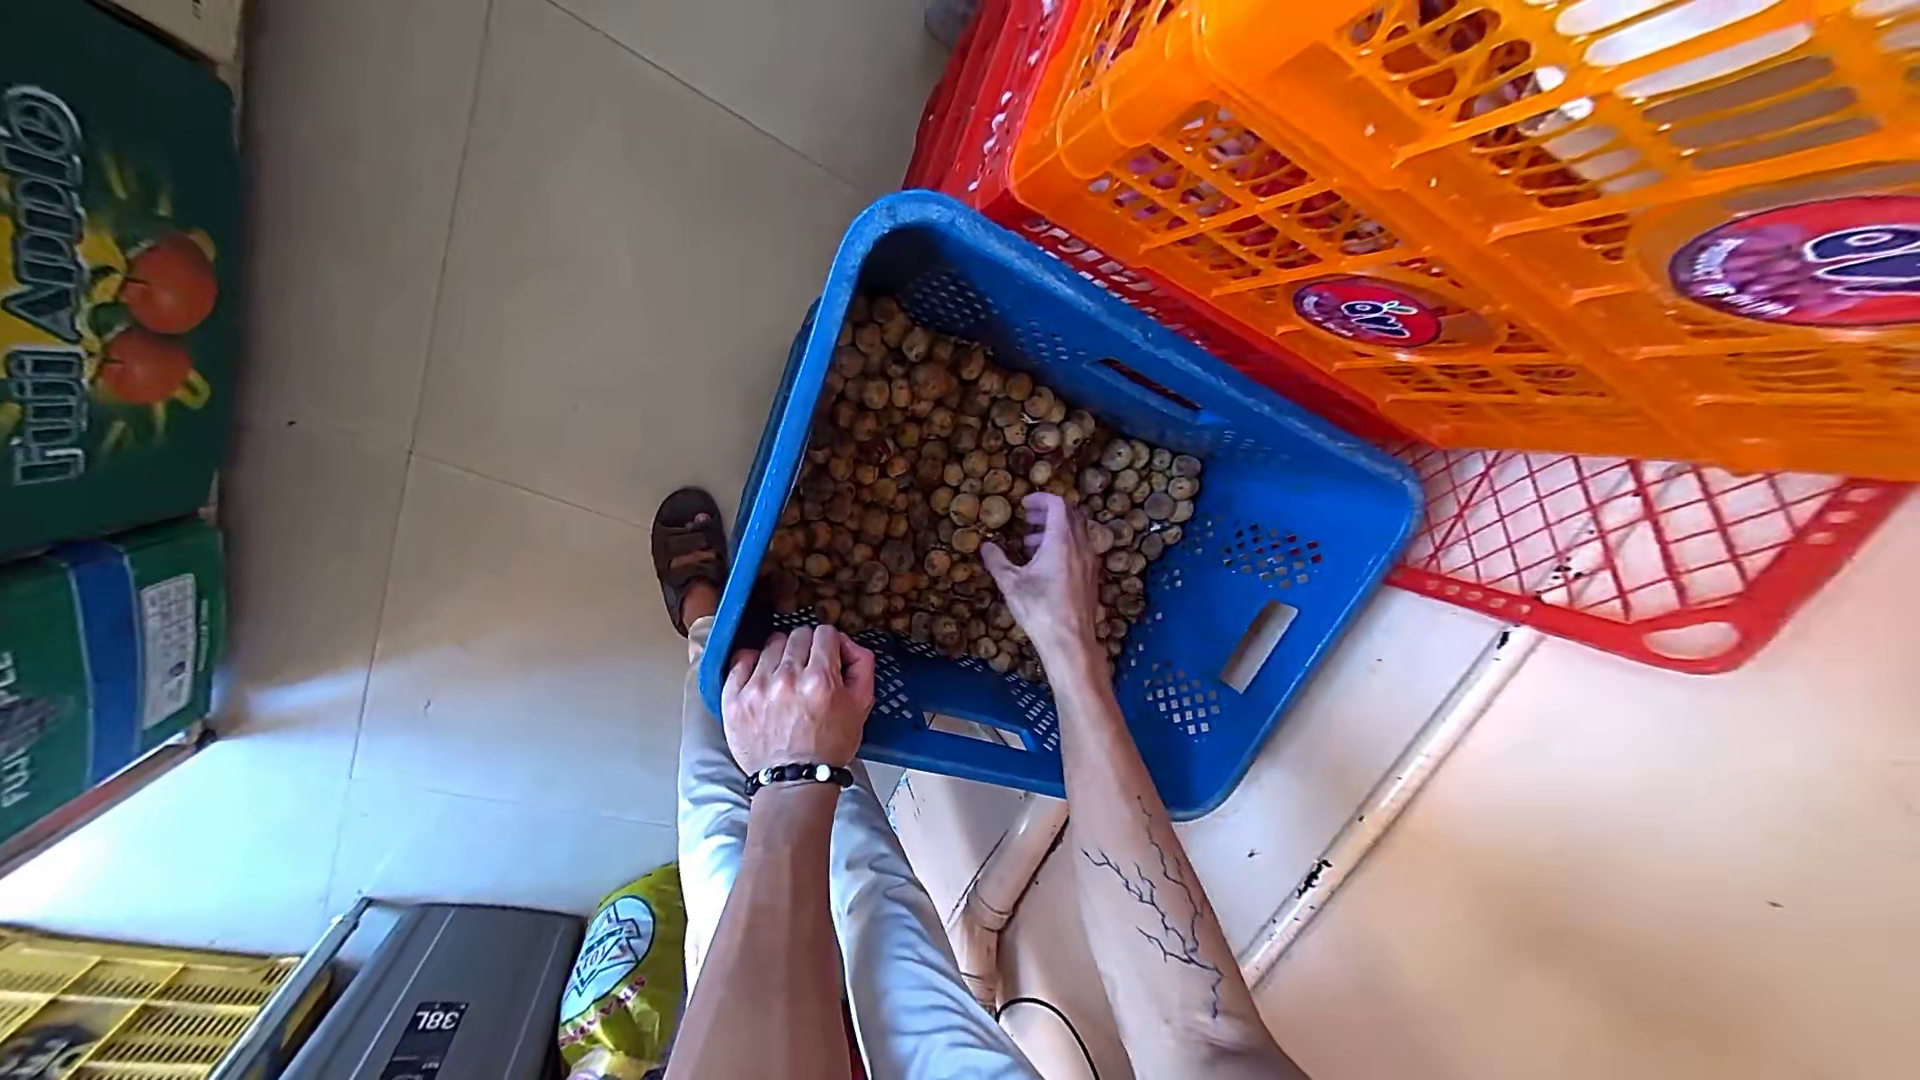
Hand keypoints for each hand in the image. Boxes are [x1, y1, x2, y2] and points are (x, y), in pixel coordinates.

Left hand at [722, 624, 874, 775]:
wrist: (794, 782)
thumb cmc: (829, 745)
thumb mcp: (861, 705)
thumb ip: (862, 665)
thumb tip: (847, 643)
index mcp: (820, 679)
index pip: (825, 632)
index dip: (831, 644)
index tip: (828, 657)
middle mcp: (787, 678)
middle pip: (798, 634)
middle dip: (808, 648)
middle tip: (809, 668)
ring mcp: (757, 687)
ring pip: (772, 644)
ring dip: (782, 655)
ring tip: (786, 677)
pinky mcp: (734, 698)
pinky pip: (742, 660)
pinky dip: (753, 663)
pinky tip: (763, 678)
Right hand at [981, 493, 1101, 661]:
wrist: (1070, 641)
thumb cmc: (1039, 609)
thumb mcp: (1011, 583)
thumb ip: (997, 560)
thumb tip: (986, 546)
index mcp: (1062, 540)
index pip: (1057, 505)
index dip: (1041, 499)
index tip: (1024, 504)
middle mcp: (1080, 546)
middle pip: (1070, 515)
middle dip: (1048, 512)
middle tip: (1027, 518)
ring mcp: (1089, 562)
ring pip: (1077, 533)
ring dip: (1055, 530)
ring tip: (1030, 543)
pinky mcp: (1091, 577)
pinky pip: (1080, 549)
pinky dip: (1064, 545)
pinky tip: (1046, 564)